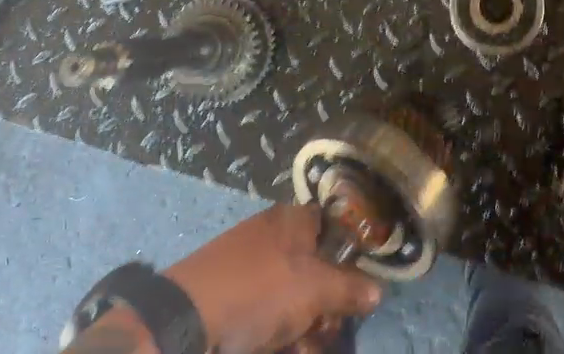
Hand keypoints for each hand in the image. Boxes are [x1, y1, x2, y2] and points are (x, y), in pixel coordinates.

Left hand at [164, 204, 381, 353]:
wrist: (185, 321)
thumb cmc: (258, 290)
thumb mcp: (313, 288)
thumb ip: (349, 288)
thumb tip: (377, 290)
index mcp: (294, 221)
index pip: (335, 229)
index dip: (352, 258)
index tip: (362, 289)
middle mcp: (275, 240)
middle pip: (319, 272)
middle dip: (329, 308)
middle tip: (328, 332)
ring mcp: (254, 271)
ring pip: (297, 301)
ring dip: (308, 330)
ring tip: (304, 350)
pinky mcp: (237, 301)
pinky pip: (272, 317)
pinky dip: (283, 336)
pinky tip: (287, 351)